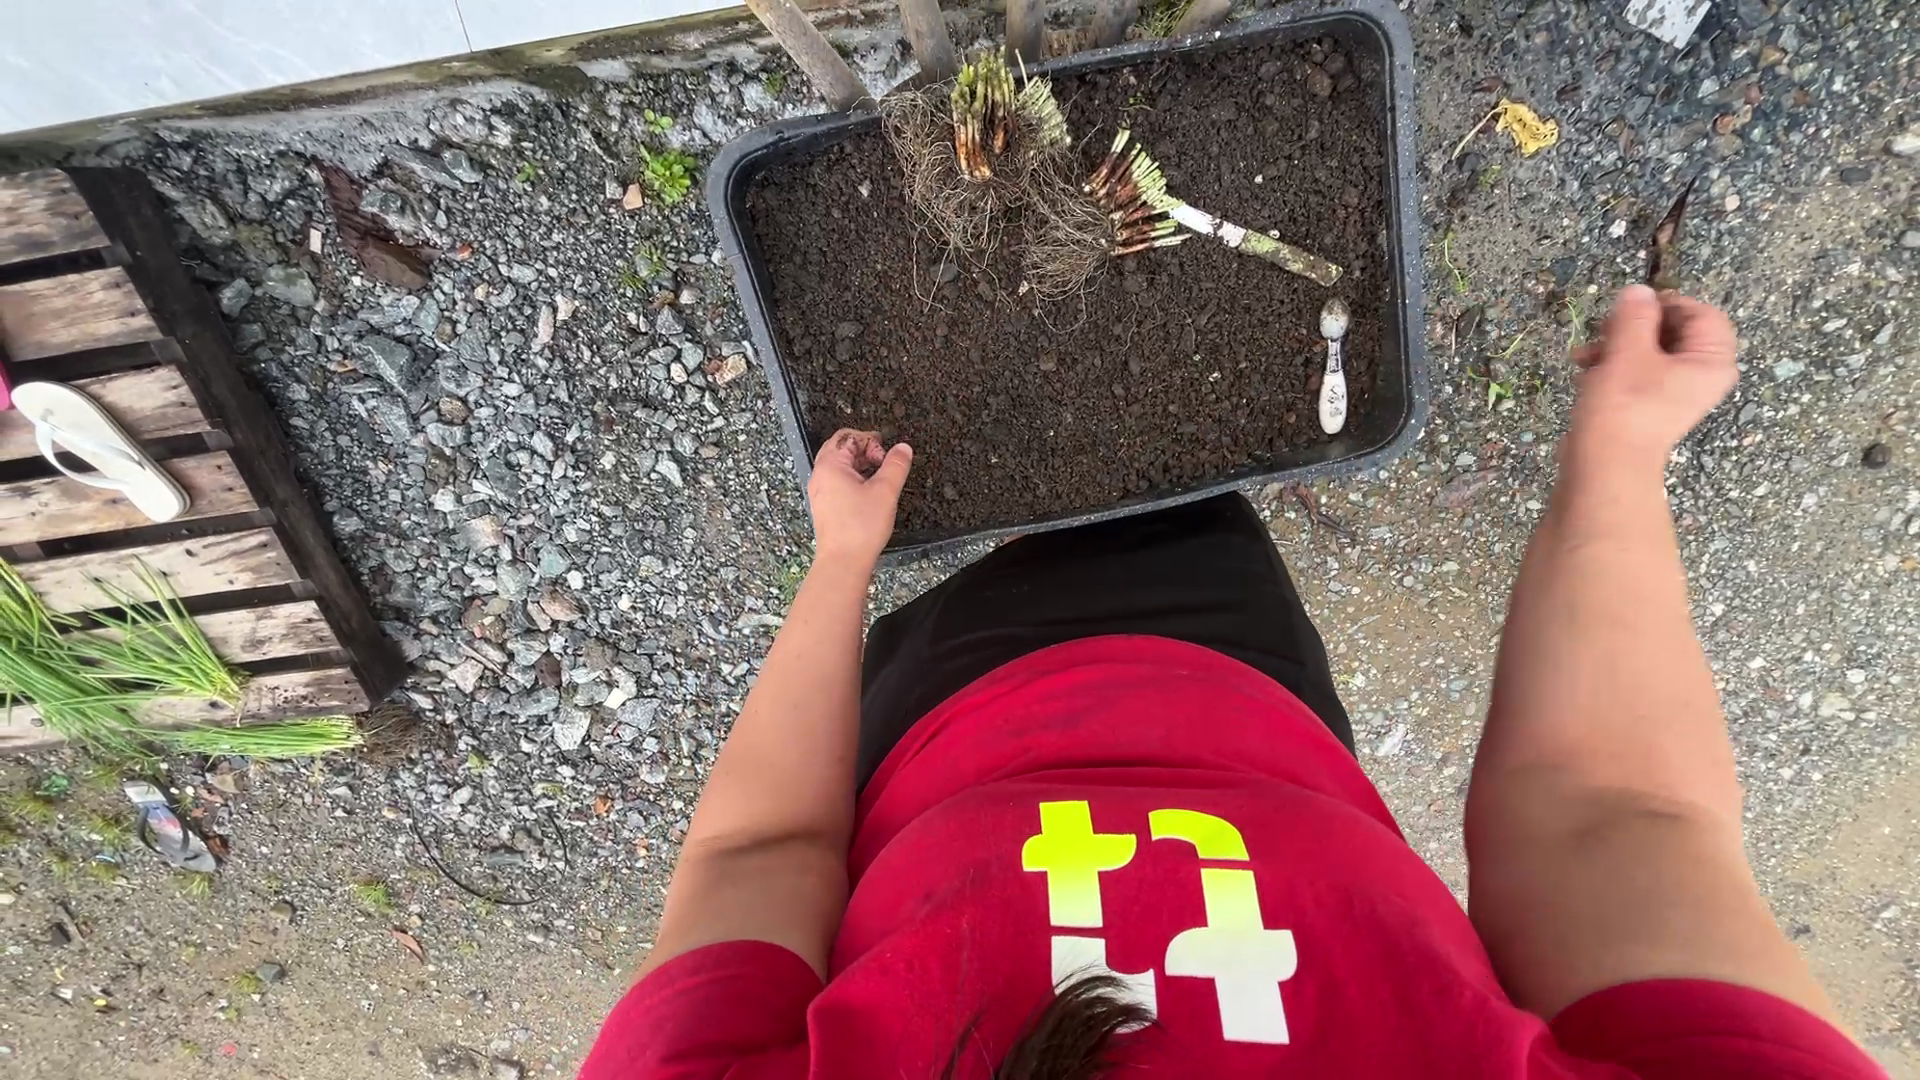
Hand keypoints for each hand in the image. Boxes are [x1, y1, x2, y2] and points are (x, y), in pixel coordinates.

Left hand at [807, 429, 912, 566]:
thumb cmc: (860, 528)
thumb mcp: (885, 491)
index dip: (870, 440)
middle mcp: (820, 476)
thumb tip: (903, 448)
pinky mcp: (824, 507)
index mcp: (830, 466)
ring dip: (860, 466)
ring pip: (839, 467)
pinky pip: (838, 483)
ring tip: (879, 479)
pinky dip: (854, 481)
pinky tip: (869, 494)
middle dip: (864, 451)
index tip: (886, 455)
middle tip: (883, 462)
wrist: (843, 561)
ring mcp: (820, 492)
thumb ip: (896, 465)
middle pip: (840, 449)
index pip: (847, 437)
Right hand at [1567, 285, 1736, 471]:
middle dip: (1632, 329)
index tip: (1626, 306)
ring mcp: (1675, 393)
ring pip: (1649, 355)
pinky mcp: (1649, 406)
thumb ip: (1633, 319)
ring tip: (1582, 356)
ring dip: (1615, 349)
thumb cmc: (1621, 407)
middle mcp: (1702, 375)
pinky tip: (1585, 373)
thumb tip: (1637, 290)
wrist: (1604, 464)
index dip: (1665, 304)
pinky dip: (1612, 369)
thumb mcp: (1626, 355)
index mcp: (1712, 360)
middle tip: (1598, 330)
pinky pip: (1637, 376)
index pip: (1700, 315)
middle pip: (1673, 334)